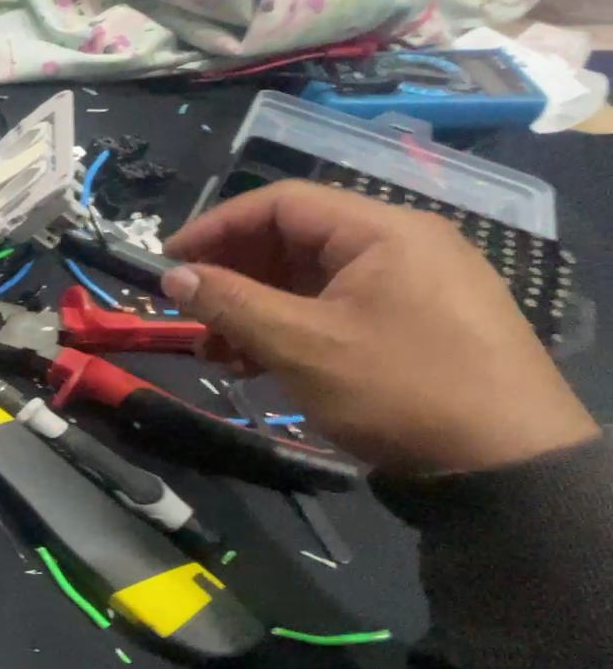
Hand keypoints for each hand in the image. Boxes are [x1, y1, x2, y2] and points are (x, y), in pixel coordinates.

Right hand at [161, 180, 595, 474]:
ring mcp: (407, 285)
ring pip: (303, 279)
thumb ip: (228, 302)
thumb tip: (171, 277)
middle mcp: (399, 246)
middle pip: (289, 240)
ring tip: (214, 351)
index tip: (167, 262)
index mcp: (383, 233)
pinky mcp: (406, 322)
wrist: (501, 465)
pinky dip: (281, 327)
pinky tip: (251, 362)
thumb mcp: (299, 344)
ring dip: (248, 309)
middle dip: (229, 275)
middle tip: (186, 311)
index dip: (214, 227)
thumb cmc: (397, 388)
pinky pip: (327, 306)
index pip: (280, 204)